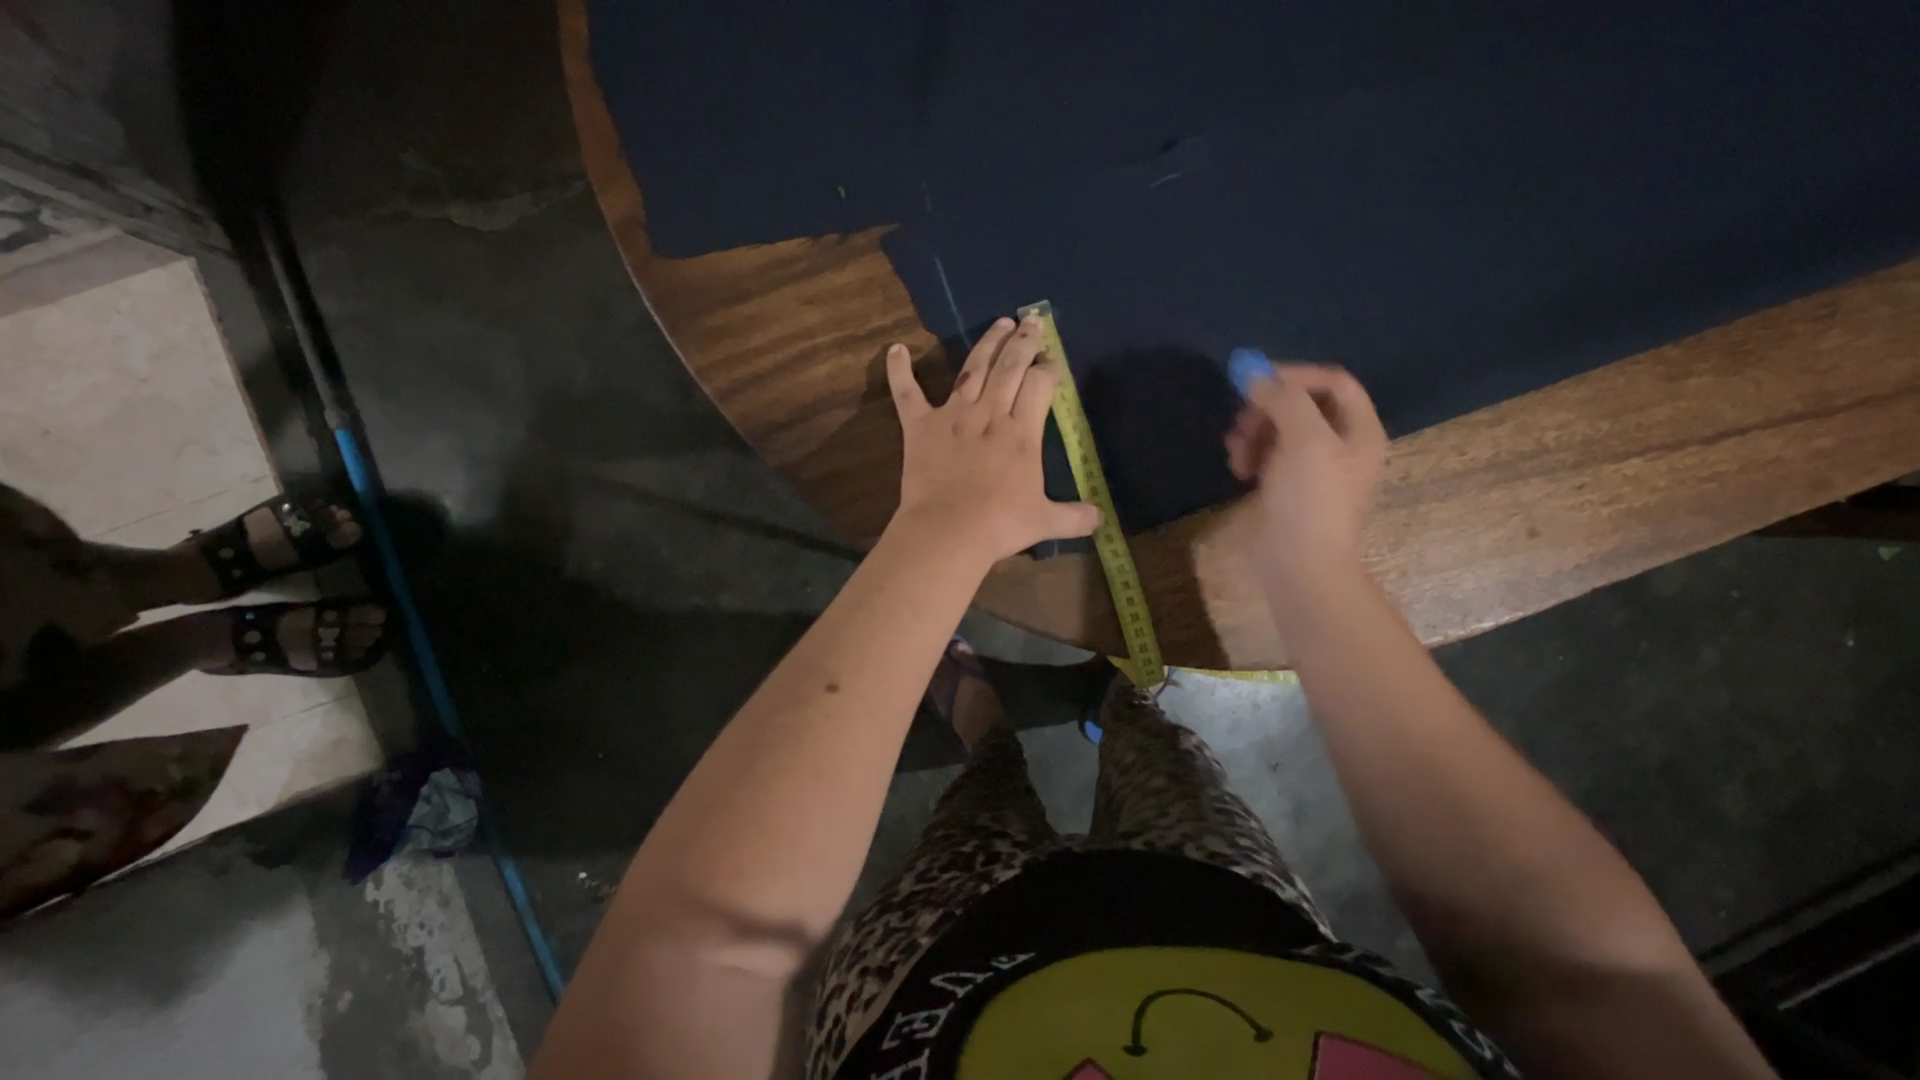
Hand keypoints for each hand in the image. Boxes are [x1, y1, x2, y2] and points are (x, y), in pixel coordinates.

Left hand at [886, 314, 1100, 562]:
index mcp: (1021, 432)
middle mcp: (990, 413)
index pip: (1040, 385)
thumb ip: (1074, 517)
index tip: (1053, 361)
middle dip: (1024, 341)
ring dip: (987, 343)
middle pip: (1010, 366)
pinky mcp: (920, 426)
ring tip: (1000, 323)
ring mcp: (953, 415)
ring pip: (972, 368)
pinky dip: (900, 371)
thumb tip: (1100, 520)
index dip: (1048, 369)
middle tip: (1032, 322)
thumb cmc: (999, 525)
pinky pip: (907, 393)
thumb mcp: (1045, 522)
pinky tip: (896, 350)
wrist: (949, 530)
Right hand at [1224, 362, 1387, 580]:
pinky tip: (1240, 469)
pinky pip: (1268, 454)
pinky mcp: (1288, 488)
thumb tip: (1254, 374)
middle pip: (1302, 403)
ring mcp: (1314, 469)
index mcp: (1360, 431)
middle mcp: (1342, 446)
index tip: (1255, 383)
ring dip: (1254, 431)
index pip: (1332, 382)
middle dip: (1268, 408)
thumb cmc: (1310, 500)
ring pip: (1280, 428)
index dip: (1295, 375)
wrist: (1298, 564)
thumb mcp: (1304, 439)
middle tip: (1242, 422)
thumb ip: (1283, 399)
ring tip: (1237, 453)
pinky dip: (1251, 453)